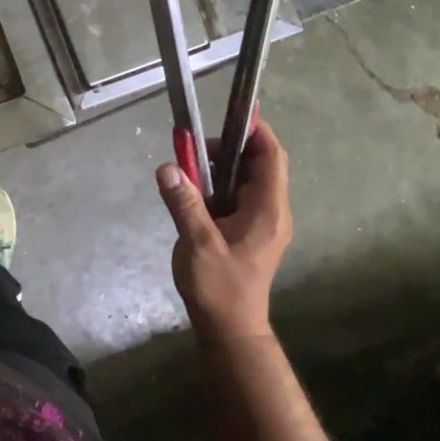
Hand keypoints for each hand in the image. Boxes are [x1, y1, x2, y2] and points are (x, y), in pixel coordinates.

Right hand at [155, 117, 292, 342]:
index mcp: (268, 210)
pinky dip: (218, 185)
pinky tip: (193, 190)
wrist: (230, 328)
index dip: (257, 131)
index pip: (271, 157)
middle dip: (230, 147)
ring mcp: (261, 223)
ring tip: (189, 164)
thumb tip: (168, 167)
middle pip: (260, 165)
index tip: (235, 112)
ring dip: (221, 167)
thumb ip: (184, 203)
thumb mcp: (197, 243)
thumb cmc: (220, 287)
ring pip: (247, 180)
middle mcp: (271, 212)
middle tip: (194, 145)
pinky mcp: (248, 232)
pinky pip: (237, 197)